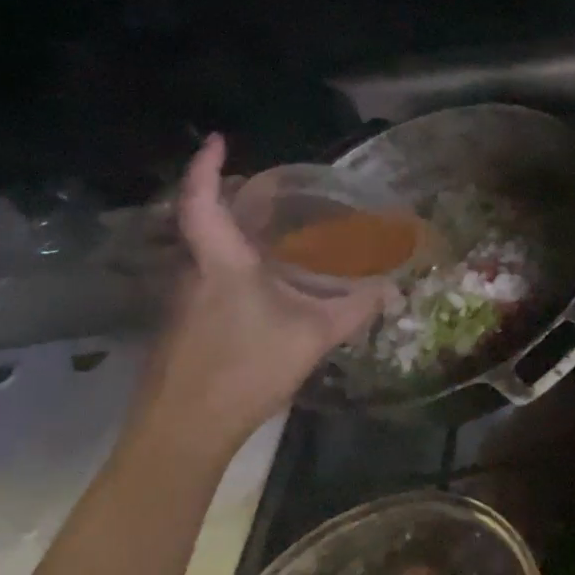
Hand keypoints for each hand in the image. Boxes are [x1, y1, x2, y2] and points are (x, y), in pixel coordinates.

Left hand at [132, 135, 386, 447]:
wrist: (179, 435)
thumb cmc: (245, 373)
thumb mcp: (314, 337)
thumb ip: (356, 308)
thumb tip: (395, 287)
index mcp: (224, 265)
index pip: (203, 204)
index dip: (205, 168)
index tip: (218, 140)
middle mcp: (195, 274)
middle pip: (207, 220)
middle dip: (238, 196)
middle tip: (280, 187)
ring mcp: (183, 301)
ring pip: (207, 249)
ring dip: (237, 231)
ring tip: (281, 227)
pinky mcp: (182, 325)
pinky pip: (209, 275)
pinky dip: (236, 261)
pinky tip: (268, 281)